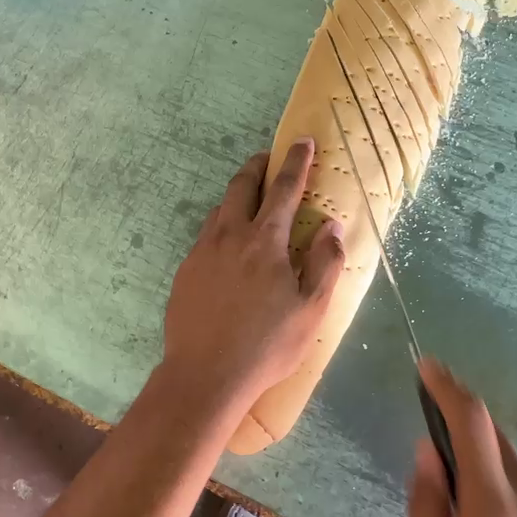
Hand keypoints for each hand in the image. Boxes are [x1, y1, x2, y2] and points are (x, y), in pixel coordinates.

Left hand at [159, 140, 344, 411]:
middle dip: (258, 166)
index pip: (284, 189)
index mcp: (264, 240)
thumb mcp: (310, 309)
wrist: (204, 375)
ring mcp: (202, 252)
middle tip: (269, 158)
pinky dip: (222, 226)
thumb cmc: (266, 345)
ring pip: (220, 209)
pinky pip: (206, 236)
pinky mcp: (185, 271)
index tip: (302, 141)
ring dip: (237, 196)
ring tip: (250, 202)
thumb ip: (325, 263)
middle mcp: (229, 235)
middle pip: (242, 186)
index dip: (296, 162)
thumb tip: (331, 227)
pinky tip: (228, 248)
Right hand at [408, 362, 516, 516]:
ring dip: (486, 476)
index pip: (471, 422)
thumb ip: (427, 503)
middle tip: (439, 464)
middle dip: (463, 436)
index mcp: (494, 502)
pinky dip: (509, 499)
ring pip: (512, 472)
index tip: (428, 366)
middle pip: (493, 441)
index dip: (447, 388)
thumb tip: (429, 450)